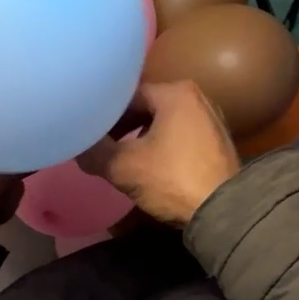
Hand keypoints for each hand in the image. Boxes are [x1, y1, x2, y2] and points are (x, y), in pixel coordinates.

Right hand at [79, 80, 240, 225]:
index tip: (87, 133)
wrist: (222, 208)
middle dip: (121, 126)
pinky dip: (160, 142)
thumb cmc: (172, 178)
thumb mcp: (124, 167)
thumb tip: (76, 145)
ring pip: (162, 120)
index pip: (127, 95)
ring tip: (118, 156)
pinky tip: (147, 163)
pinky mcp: (215, 137)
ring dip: (139, 136)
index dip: (104, 114)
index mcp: (175, 92)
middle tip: (99, 146)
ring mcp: (209, 116)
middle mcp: (196, 96)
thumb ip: (95, 152)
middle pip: (146, 105)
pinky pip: (179, 132)